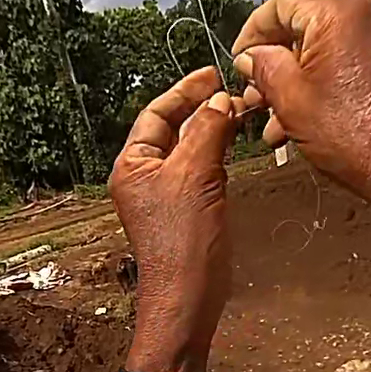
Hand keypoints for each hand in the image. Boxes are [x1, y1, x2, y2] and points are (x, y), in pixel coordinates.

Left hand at [109, 67, 238, 371]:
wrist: (189, 297)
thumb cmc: (182, 243)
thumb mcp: (195, 176)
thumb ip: (207, 131)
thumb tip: (221, 100)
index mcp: (132, 165)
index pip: (156, 113)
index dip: (184, 90)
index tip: (212, 74)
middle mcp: (145, 177)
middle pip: (173, 129)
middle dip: (202, 109)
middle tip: (232, 92)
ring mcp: (167, 196)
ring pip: (191, 150)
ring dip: (213, 129)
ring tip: (238, 112)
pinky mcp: (188, 211)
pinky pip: (202, 172)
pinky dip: (218, 155)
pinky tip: (234, 146)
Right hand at [231, 0, 370, 204]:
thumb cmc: (352, 135)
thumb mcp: (291, 99)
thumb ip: (264, 67)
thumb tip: (250, 56)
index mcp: (338, 13)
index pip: (281, 3)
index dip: (252, 31)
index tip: (238, 61)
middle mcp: (365, 14)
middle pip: (302, 26)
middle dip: (273, 64)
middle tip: (253, 98)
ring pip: (321, 50)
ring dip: (293, 82)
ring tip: (273, 123)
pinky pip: (344, 63)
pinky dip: (319, 85)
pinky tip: (300, 122)